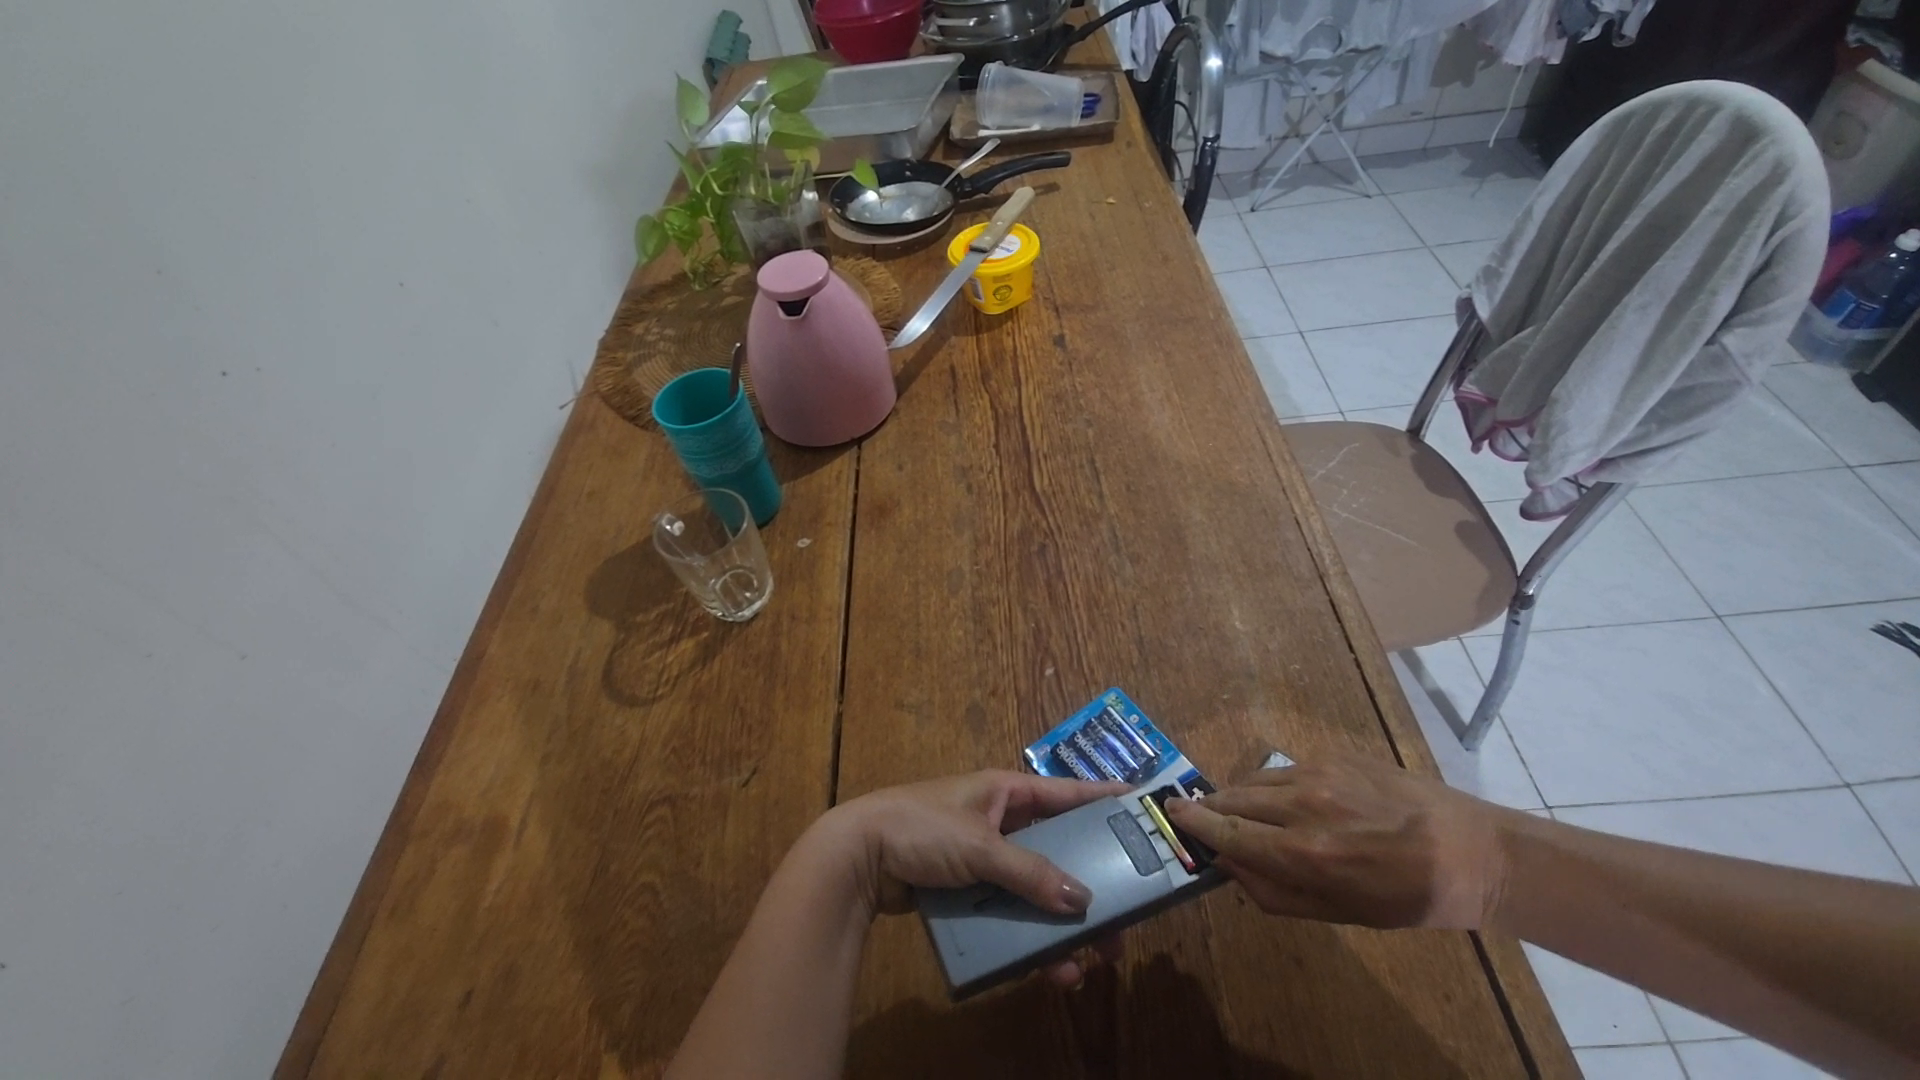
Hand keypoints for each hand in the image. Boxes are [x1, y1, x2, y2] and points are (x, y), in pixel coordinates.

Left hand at [818, 770, 1129, 984]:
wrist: (856, 857)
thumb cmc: (920, 830)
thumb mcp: (979, 846)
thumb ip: (1030, 872)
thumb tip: (1082, 901)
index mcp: (1005, 792)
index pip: (1065, 793)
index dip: (1103, 800)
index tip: (1142, 808)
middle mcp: (999, 821)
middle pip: (1057, 852)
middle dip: (1088, 887)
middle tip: (1122, 921)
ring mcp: (982, 857)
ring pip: (1035, 889)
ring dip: (1058, 924)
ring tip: (1082, 962)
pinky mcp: (966, 889)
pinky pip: (1007, 911)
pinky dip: (1025, 936)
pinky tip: (1042, 967)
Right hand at [1163, 754, 1513, 928]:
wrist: (1470, 850)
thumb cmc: (1405, 897)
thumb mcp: (1339, 914)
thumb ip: (1273, 892)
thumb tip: (1228, 866)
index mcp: (1305, 854)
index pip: (1228, 833)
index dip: (1194, 824)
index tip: (1170, 813)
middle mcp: (1303, 805)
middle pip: (1231, 799)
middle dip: (1211, 810)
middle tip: (1201, 818)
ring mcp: (1319, 773)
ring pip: (1253, 780)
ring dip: (1239, 797)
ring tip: (1243, 812)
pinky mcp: (1334, 755)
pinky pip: (1282, 769)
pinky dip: (1271, 786)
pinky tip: (1287, 801)